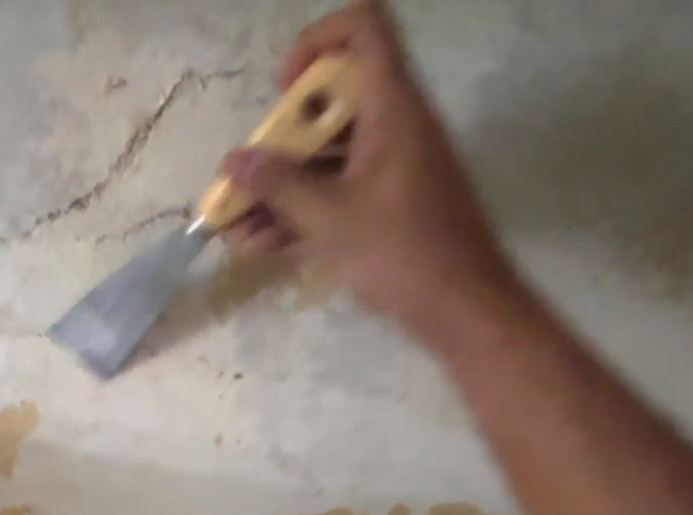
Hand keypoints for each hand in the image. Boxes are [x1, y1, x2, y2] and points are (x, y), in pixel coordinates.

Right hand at [223, 1, 521, 329]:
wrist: (460, 308)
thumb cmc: (401, 253)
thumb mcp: (330, 219)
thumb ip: (278, 186)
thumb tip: (232, 162)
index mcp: (391, 108)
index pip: (362, 30)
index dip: (316, 43)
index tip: (283, 89)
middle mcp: (392, 126)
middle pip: (328, 104)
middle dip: (276, 142)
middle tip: (247, 178)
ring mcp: (389, 166)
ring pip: (325, 157)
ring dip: (278, 188)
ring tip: (235, 228)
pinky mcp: (385, 203)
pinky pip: (335, 191)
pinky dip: (298, 212)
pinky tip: (260, 244)